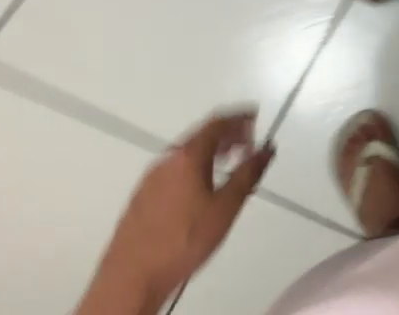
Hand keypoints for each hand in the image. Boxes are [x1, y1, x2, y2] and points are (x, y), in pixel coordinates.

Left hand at [82, 111, 275, 313]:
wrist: (129, 280)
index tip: (256, 119)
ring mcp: (149, 180)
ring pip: (186, 154)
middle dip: (227, 135)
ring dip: (211, 151)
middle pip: (201, 135)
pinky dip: (194, 166)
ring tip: (229, 165)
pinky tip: (201, 189)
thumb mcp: (226, 208)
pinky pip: (174, 169)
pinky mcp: (140, 198)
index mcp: (187, 157)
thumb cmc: (184, 241)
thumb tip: (268, 148)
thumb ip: (249, 174)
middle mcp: (166, 161)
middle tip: (248, 144)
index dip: (239, 118)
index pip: (217, 123)